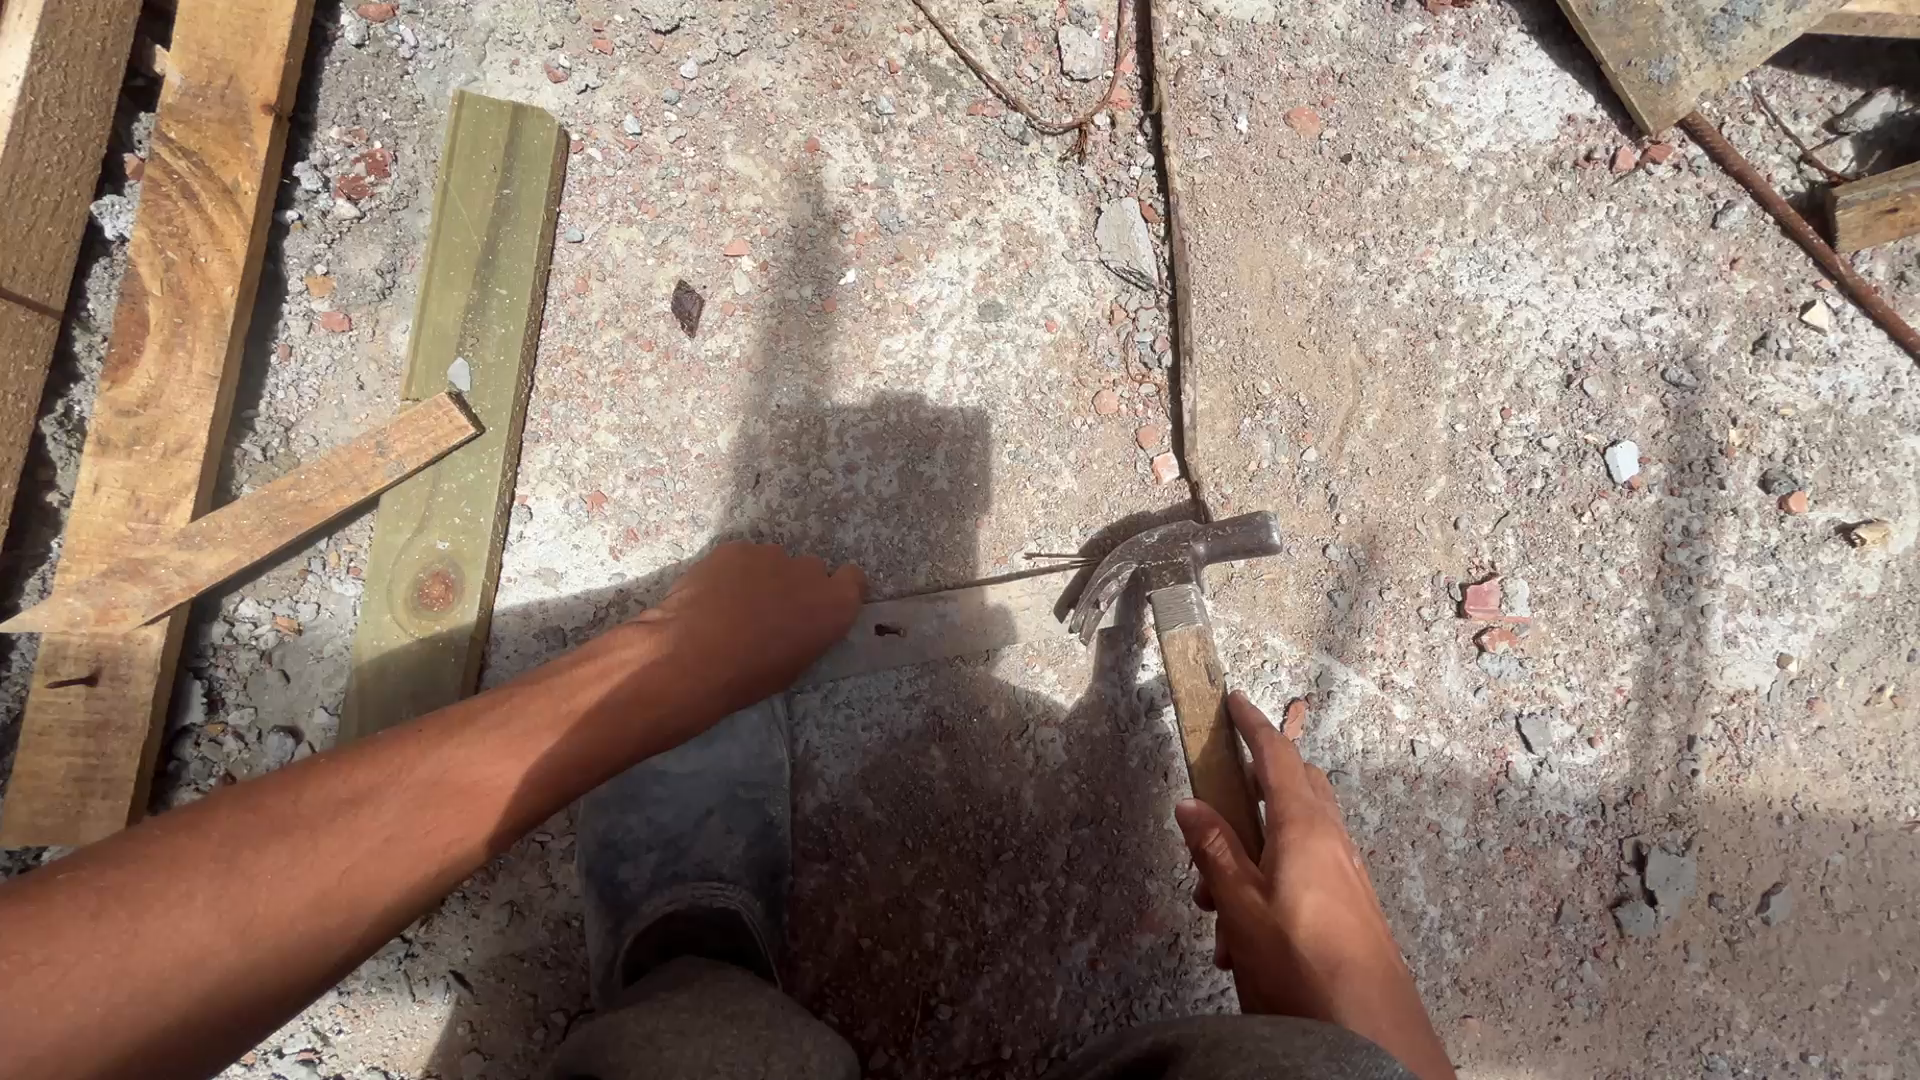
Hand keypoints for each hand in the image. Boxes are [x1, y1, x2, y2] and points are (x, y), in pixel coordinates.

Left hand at [630, 541, 865, 717]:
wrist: (691, 658)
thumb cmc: (750, 675)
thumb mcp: (796, 664)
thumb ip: (809, 631)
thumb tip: (799, 621)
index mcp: (835, 605)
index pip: (853, 579)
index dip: (837, 589)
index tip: (818, 604)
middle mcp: (810, 572)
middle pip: (811, 569)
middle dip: (796, 585)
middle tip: (770, 611)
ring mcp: (771, 554)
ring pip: (773, 561)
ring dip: (762, 577)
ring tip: (733, 606)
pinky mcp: (735, 548)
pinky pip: (741, 557)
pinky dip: (731, 572)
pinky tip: (711, 596)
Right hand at [1174, 692, 1455, 1079]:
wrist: (1375, 1041)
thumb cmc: (1301, 964)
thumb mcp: (1241, 907)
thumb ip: (1214, 850)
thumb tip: (1189, 803)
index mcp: (1304, 828)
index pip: (1276, 757)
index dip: (1252, 725)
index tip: (1234, 699)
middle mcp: (1332, 841)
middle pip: (1294, 785)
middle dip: (1251, 785)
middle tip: (1214, 804)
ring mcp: (1346, 873)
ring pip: (1295, 832)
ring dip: (1253, 847)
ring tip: (1212, 900)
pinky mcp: (1352, 905)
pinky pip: (1307, 868)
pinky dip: (1271, 878)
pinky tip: (1242, 935)